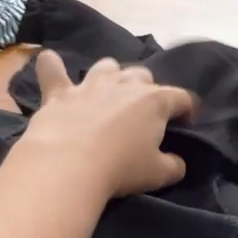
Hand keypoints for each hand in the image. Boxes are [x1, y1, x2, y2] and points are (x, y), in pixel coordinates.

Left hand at [19, 49, 193, 198]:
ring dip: (112, 76)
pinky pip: (52, 69)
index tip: (185, 124)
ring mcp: (90, 84)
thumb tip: (177, 162)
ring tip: (110, 92)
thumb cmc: (121, 168)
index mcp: (155, 101)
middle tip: (143, 114)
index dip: (187, 110)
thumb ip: (174, 165)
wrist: (69, 164)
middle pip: (143, 76)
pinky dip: (52, 66)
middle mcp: (125, 84)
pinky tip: (50, 63)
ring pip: (107, 66)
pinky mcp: (60, 93)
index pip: (181, 98)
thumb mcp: (159, 174)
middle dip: (147, 90)